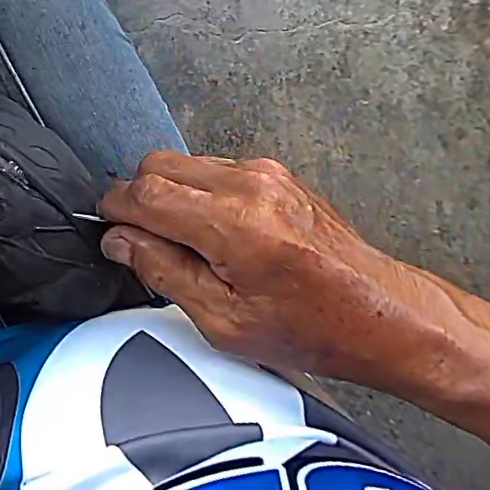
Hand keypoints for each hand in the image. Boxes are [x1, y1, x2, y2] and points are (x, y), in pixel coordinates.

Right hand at [98, 151, 474, 390]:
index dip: (115, 210)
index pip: (145, 192)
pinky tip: (211, 230)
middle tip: (139, 236)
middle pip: (157, 165)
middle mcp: (249, 185)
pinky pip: (211, 166)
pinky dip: (196, 192)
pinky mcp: (273, 171)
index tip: (109, 227)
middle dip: (137, 197)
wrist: (380, 310)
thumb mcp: (225, 322)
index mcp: (234, 225)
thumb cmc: (316, 326)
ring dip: (167, 194)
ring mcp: (264, 172)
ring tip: (184, 241)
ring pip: (182, 162)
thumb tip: (121, 241)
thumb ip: (162, 271)